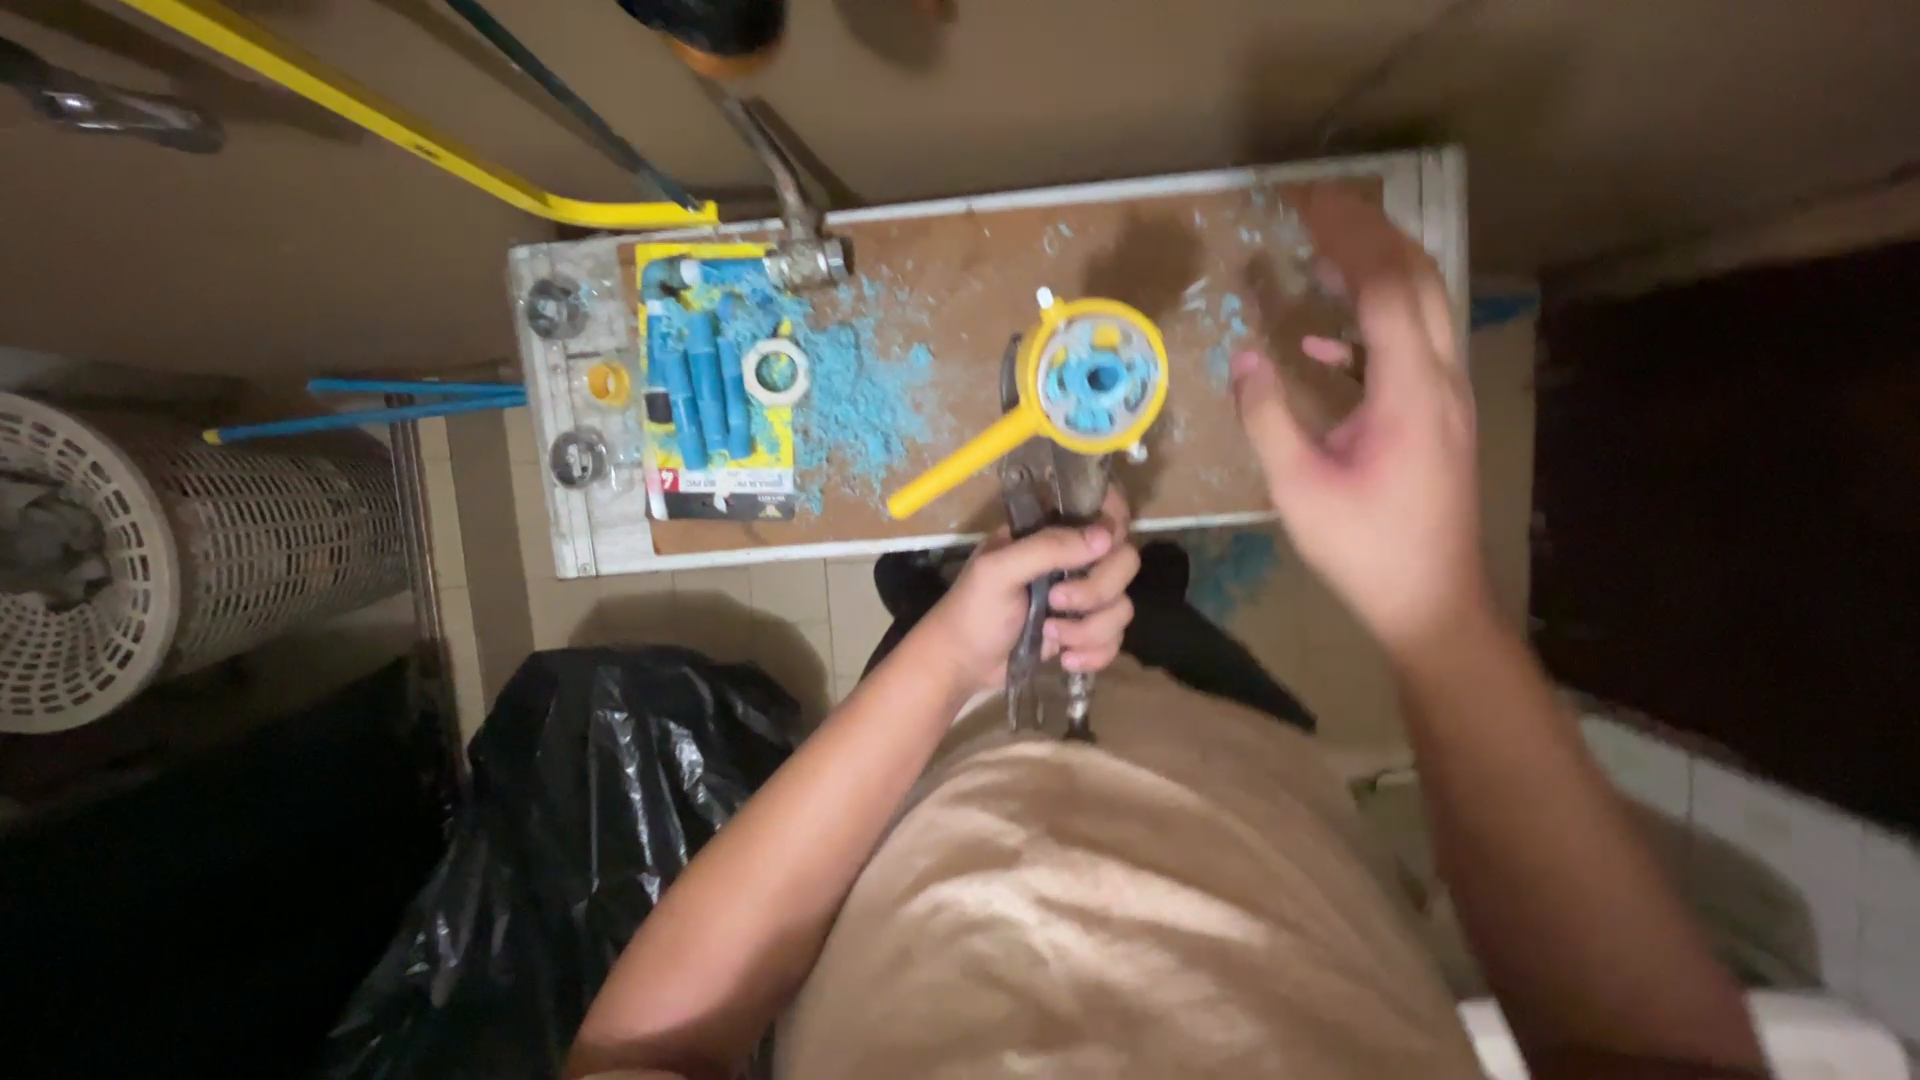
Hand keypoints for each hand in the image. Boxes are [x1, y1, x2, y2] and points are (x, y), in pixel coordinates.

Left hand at [910, 488, 1138, 696]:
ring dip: (1090, 629)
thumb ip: (1047, 548)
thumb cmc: (973, 610)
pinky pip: (1115, 638)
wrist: (963, 664)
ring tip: (1050, 636)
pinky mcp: (1084, 632)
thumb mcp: (998, 571)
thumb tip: (1105, 537)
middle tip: (1056, 601)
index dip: (1113, 528)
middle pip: (1124, 562)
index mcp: (1050, 532)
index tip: (1102, 551)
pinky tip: (1066, 660)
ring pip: (1122, 605)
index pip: (1103, 512)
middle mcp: (1072, 560)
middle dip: (1097, 591)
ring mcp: (1081, 597)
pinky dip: (1095, 653)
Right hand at [1230, 185, 1489, 657]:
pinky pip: (1410, 350)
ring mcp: (1445, 397)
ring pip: (1424, 308)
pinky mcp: (1436, 418)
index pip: (1385, 286)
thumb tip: (1245, 357)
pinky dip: (1370, 328)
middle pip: (1419, 280)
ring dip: (1379, 271)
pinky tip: (1322, 342)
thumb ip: (1268, 417)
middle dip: (1372, 234)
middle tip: (1321, 209)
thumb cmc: (1363, 546)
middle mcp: (1439, 378)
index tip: (1309, 202)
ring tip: (1325, 253)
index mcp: (1408, 388)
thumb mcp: (1298, 486)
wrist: (1431, 598)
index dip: (1349, 237)